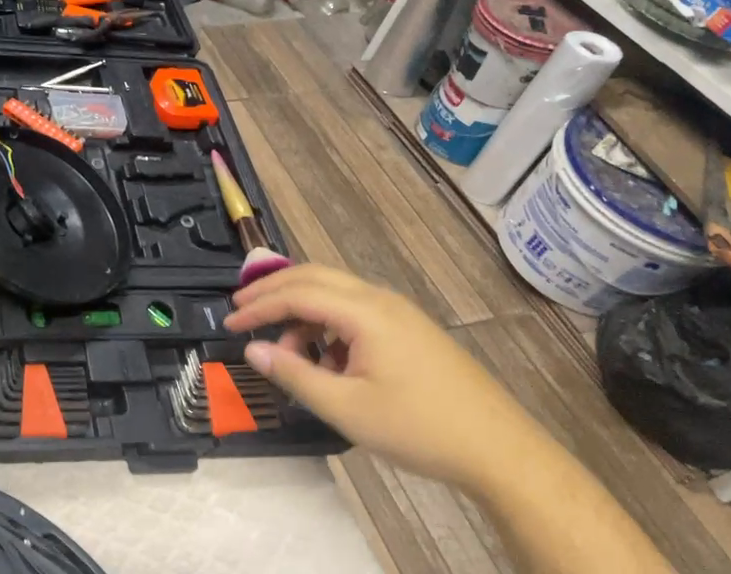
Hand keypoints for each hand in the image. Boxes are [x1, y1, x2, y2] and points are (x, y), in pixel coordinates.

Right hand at [226, 264, 548, 493]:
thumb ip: (295, 375)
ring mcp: (399, 312)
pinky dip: (328, 325)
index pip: (297, 293)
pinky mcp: (411, 329)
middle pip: (314, 277)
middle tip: (241, 311)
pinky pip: (356, 310)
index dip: (258, 306)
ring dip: (302, 312)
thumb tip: (253, 349)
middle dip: (273, 291)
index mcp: (364, 312)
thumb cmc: (420, 428)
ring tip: (288, 352)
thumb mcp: (347, 409)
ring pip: (335, 293)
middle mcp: (380, 299)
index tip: (229, 322)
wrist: (501, 452)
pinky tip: (328, 362)